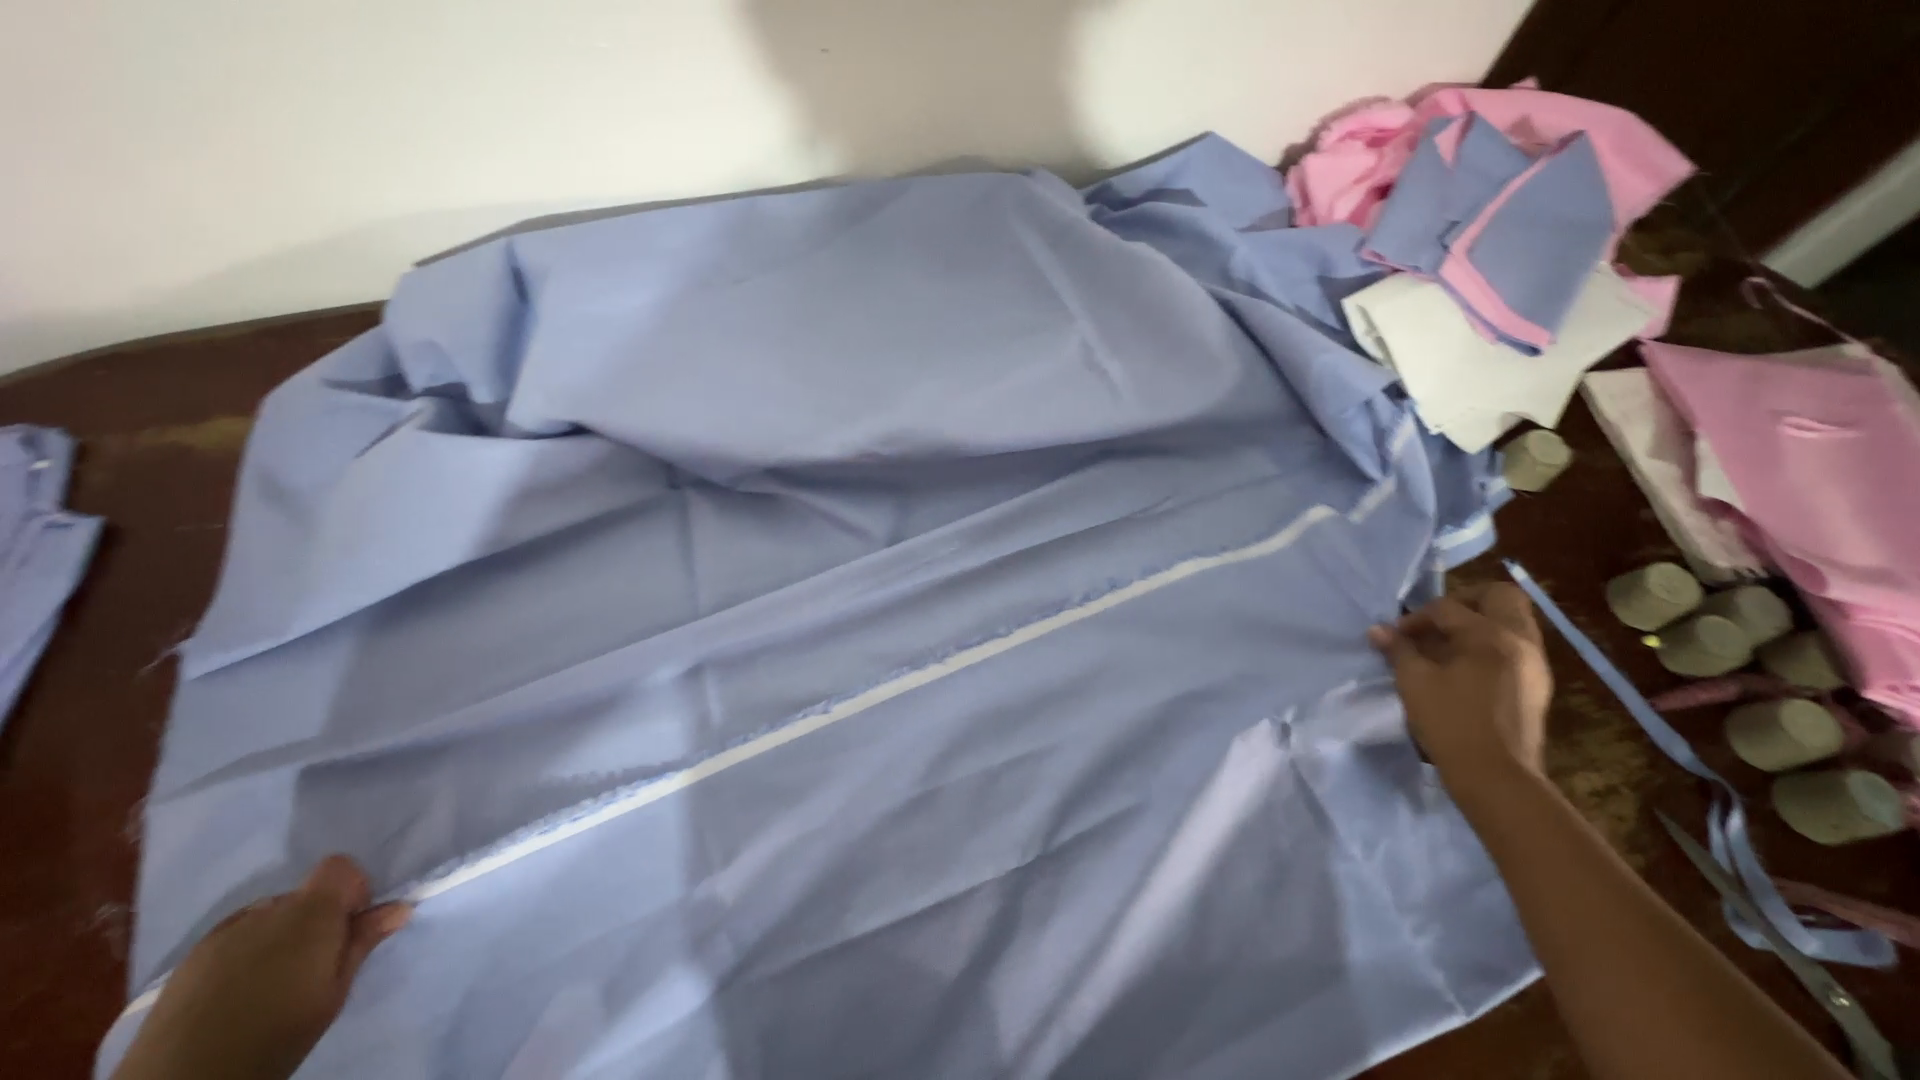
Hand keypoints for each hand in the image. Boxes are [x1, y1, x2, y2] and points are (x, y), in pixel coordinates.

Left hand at [112, 856, 411, 1079]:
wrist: (186, 1075)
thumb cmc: (278, 1032)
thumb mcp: (334, 992)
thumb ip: (362, 942)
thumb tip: (399, 907)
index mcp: (310, 913)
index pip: (339, 867)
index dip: (352, 890)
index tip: (350, 927)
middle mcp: (267, 910)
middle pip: (304, 895)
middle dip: (317, 920)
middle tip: (315, 966)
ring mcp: (225, 930)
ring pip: (269, 917)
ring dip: (281, 936)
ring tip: (273, 983)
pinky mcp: (193, 954)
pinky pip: (236, 936)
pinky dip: (248, 952)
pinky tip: (240, 990)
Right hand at [1367, 582, 1552, 790]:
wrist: (1497, 778)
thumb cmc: (1452, 724)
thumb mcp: (1415, 683)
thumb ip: (1399, 650)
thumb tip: (1379, 630)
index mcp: (1492, 636)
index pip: (1448, 608)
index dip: (1416, 618)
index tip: (1395, 637)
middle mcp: (1521, 641)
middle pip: (1500, 597)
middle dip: (1464, 601)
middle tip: (1436, 622)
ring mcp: (1535, 665)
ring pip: (1512, 622)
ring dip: (1479, 624)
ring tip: (1446, 648)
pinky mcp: (1536, 687)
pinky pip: (1515, 647)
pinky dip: (1490, 646)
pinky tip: (1464, 671)